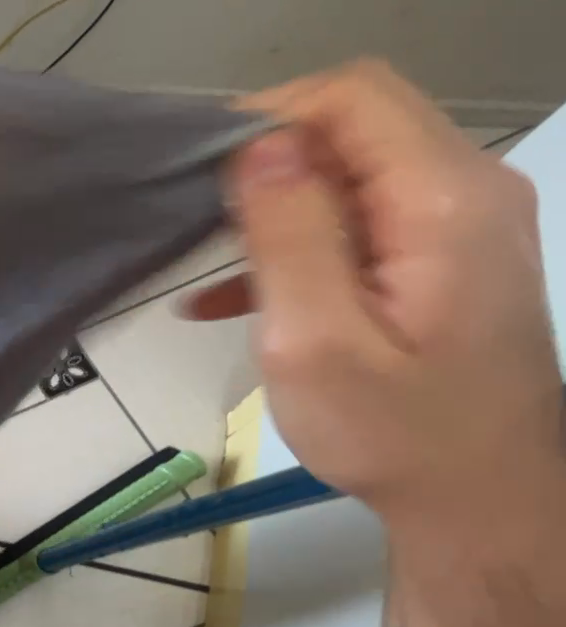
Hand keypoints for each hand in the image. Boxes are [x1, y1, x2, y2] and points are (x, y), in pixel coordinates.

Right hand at [184, 62, 564, 539]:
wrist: (477, 489)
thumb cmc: (388, 428)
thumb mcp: (314, 340)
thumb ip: (289, 238)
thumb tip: (257, 148)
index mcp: (440, 201)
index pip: (353, 99)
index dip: (265, 115)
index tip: (191, 171)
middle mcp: (465, 190)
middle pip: (357, 123)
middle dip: (264, 155)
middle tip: (187, 215)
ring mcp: (459, 223)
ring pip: (352, 170)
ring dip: (271, 203)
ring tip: (200, 256)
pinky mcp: (441, 257)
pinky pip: (360, 218)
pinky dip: (293, 241)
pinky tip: (230, 296)